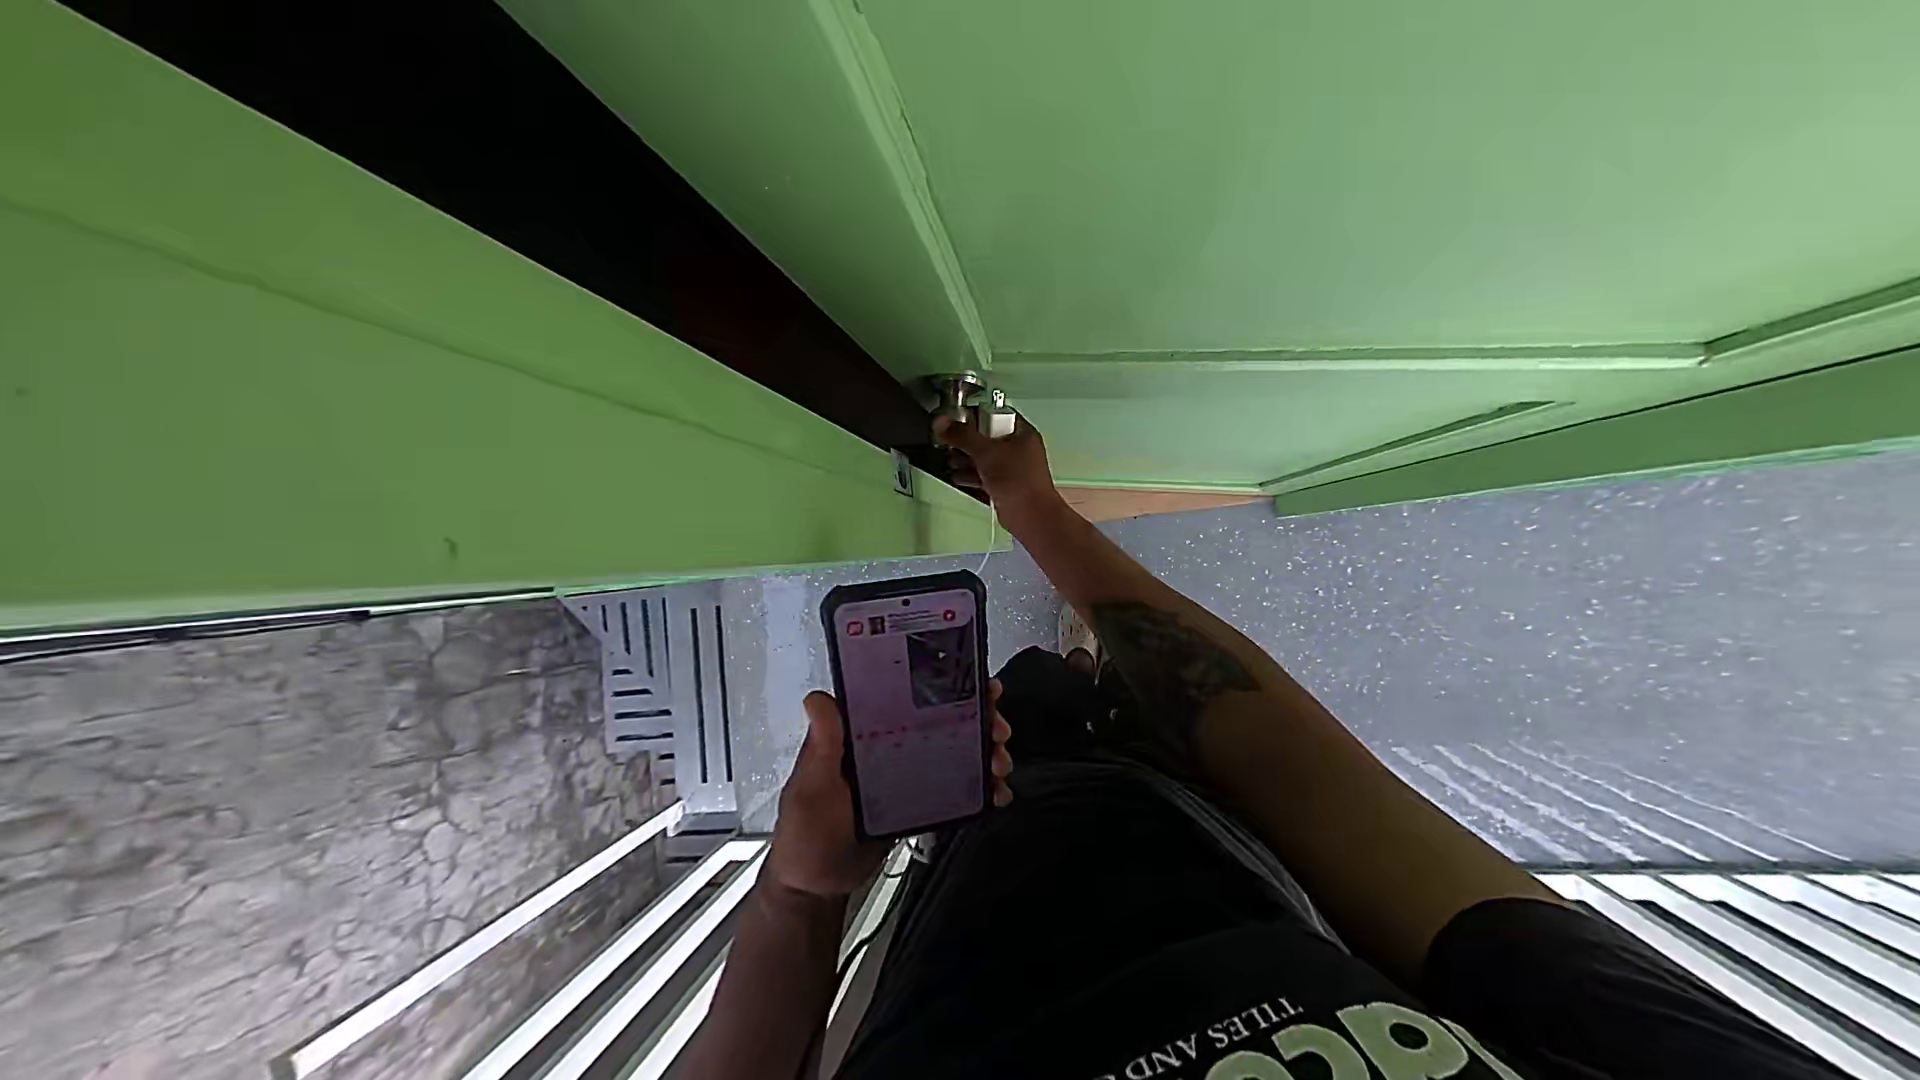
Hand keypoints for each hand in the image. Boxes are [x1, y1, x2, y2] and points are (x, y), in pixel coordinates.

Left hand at [766, 683, 1013, 899]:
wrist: (817, 888)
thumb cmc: (806, 834)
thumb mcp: (811, 787)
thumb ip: (821, 746)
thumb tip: (817, 699)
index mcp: (862, 731)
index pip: (908, 695)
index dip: (945, 685)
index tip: (977, 686)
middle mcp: (888, 743)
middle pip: (942, 718)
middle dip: (978, 718)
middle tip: (998, 731)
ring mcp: (905, 770)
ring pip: (955, 748)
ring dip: (984, 750)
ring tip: (1000, 764)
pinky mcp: (919, 798)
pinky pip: (956, 785)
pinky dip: (980, 786)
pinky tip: (996, 793)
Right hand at [934, 413, 1062, 524]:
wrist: (1030, 516)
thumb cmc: (1019, 482)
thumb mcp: (986, 452)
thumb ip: (963, 436)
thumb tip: (943, 423)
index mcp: (1022, 433)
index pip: (996, 414)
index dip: (976, 415)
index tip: (956, 420)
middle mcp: (1019, 449)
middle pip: (988, 437)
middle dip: (966, 440)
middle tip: (950, 440)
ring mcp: (1012, 468)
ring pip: (985, 457)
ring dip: (966, 459)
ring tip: (950, 459)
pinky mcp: (1005, 486)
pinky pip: (985, 475)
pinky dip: (971, 475)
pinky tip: (957, 476)